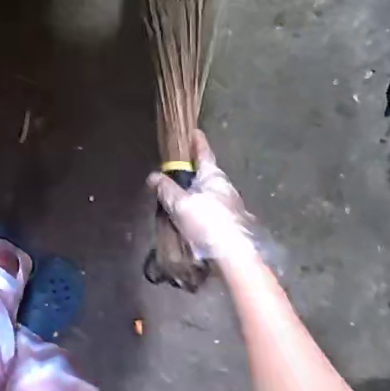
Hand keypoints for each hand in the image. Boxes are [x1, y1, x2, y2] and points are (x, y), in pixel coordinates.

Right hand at [147, 130, 260, 264]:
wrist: (236, 259)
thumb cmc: (208, 224)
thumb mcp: (180, 205)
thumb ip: (166, 190)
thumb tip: (153, 176)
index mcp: (214, 177)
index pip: (204, 153)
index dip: (197, 142)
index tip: (194, 131)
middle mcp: (225, 188)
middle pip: (208, 173)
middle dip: (195, 170)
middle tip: (179, 168)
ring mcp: (231, 207)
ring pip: (210, 193)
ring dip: (198, 192)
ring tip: (181, 197)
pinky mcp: (231, 226)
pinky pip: (212, 211)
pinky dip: (201, 210)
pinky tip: (192, 219)